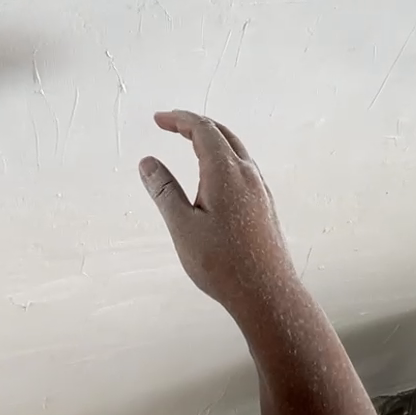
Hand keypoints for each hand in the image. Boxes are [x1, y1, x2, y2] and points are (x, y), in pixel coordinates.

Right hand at [139, 111, 300, 318]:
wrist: (268, 295)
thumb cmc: (224, 264)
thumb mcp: (182, 226)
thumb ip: (164, 190)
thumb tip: (148, 163)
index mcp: (226, 171)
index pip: (202, 129)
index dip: (178, 119)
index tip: (158, 119)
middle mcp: (247, 173)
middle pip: (221, 133)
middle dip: (193, 124)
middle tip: (170, 124)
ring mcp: (259, 189)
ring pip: (235, 149)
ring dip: (210, 138)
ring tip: (189, 142)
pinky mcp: (264, 204)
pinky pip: (242, 166)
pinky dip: (222, 155)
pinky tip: (213, 174)